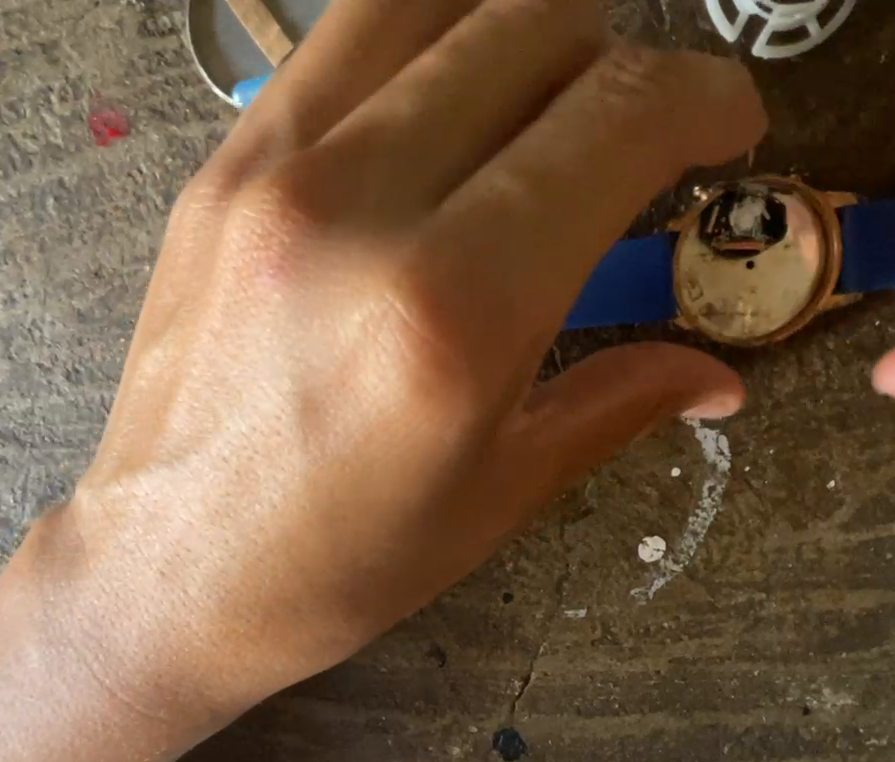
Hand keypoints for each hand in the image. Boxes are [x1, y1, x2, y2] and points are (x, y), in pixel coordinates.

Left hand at [45, 0, 761, 725]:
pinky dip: (418, 49)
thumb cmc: (343, 564)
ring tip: (537, 112)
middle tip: (630, 138)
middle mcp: (362, 203)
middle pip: (534, 26)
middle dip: (618, 60)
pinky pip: (340, 44)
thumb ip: (618, 401)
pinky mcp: (216, 167)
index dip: (703, 97)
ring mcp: (272, 167)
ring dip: (516, 31)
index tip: (726, 128)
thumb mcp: (497, 495)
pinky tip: (436, 122)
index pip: (616, 116)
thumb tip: (720, 374)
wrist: (168, 574)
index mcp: (456, 306)